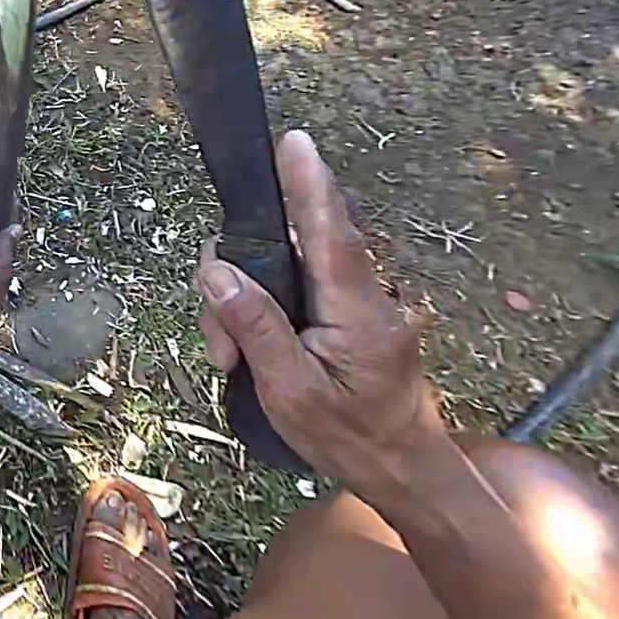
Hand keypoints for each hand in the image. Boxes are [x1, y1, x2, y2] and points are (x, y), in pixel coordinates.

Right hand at [195, 131, 447, 495]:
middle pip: (282, 250)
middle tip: (220, 342)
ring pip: (271, 271)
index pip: (332, 234)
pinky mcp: (334, 311)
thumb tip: (217, 271)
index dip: (311, 186)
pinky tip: (242, 352)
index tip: (295, 143)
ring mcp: (346, 302)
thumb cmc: (352, 438)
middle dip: (235, 281)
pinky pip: (278, 290)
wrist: (402, 475)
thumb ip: (255, 326)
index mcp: (358, 312)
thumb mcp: (291, 391)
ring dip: (237, 307)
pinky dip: (250, 314)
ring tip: (231, 358)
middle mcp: (358, 295)